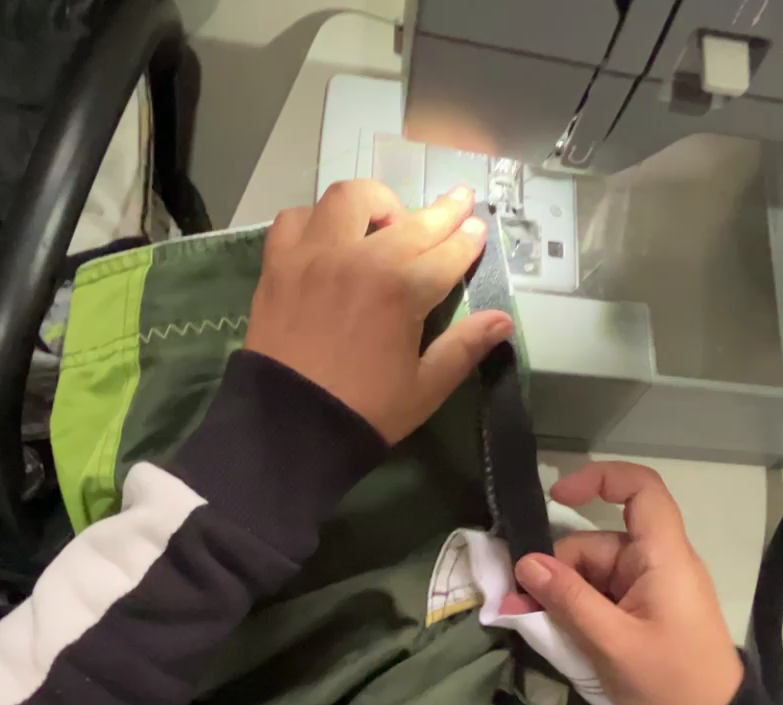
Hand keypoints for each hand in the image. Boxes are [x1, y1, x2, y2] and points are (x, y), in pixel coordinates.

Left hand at [246, 180, 514, 442]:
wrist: (291, 427)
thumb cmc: (366, 412)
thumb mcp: (425, 388)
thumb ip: (464, 348)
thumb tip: (502, 320)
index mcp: (402, 290)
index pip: (446, 254)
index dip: (467, 241)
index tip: (477, 228)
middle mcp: (360, 258)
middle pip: (410, 222)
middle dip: (441, 212)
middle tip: (459, 201)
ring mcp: (315, 255)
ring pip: (349, 199)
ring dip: (377, 203)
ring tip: (388, 220)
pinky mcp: (279, 264)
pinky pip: (296, 219)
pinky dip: (318, 219)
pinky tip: (329, 236)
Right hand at [512, 462, 743, 704]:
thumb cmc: (671, 682)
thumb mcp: (612, 644)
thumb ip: (569, 601)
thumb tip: (526, 564)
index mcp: (663, 557)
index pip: (641, 490)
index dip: (599, 479)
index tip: (556, 496)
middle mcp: (656, 563)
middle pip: (597, 542)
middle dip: (557, 568)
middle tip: (520, 604)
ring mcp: (648, 588)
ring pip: (592, 572)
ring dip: (561, 593)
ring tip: (530, 622)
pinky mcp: (641, 610)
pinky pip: (600, 595)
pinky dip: (575, 608)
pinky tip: (551, 629)